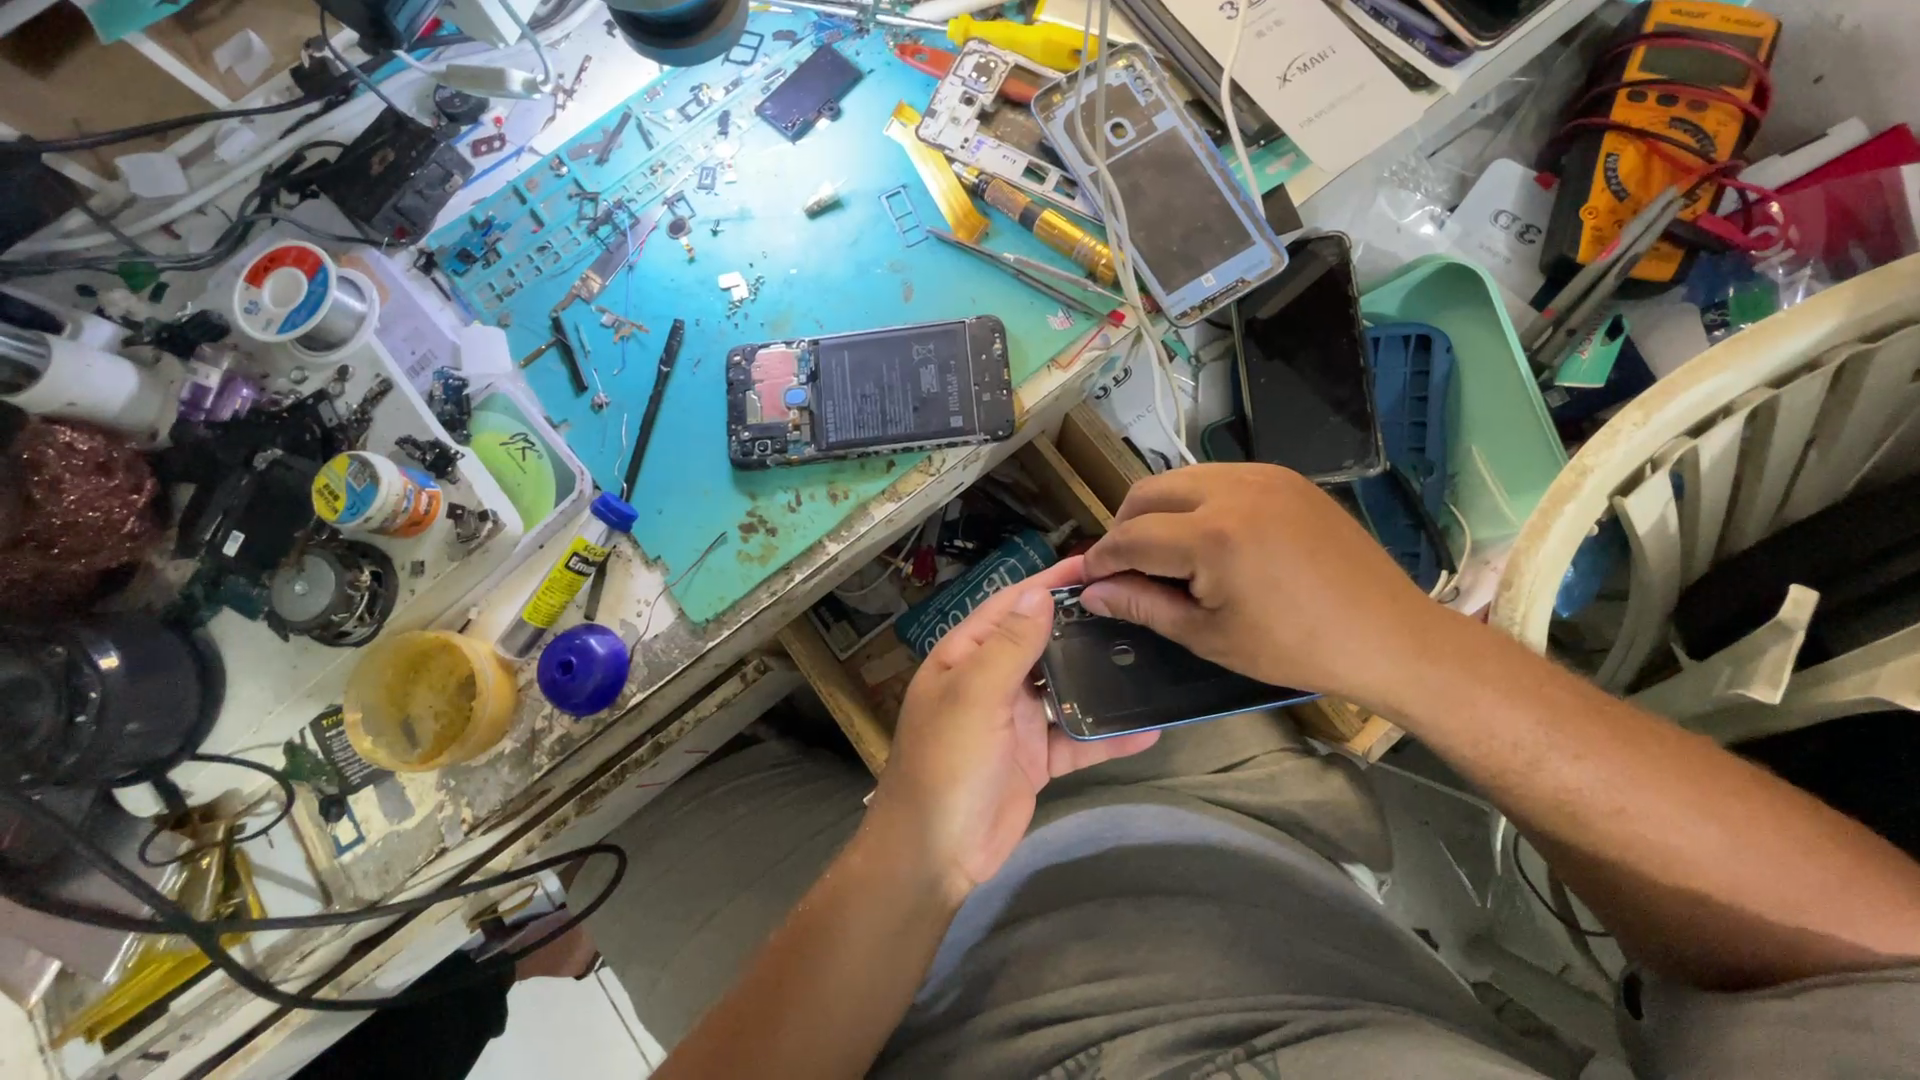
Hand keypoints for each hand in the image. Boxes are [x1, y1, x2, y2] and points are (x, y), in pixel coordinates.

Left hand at [867, 556, 1159, 903]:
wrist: (935, 855)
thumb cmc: (945, 766)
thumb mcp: (974, 697)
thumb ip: (1009, 647)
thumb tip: (1040, 595)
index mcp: (965, 657)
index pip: (1010, 606)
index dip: (1048, 583)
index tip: (1095, 563)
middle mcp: (991, 682)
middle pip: (1042, 643)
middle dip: (1081, 626)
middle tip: (1137, 606)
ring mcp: (1015, 721)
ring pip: (1065, 689)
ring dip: (1099, 678)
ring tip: (1149, 656)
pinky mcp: (1036, 759)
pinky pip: (1077, 739)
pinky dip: (1108, 735)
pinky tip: (1148, 728)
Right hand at [1080, 464, 1441, 708]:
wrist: (1386, 634)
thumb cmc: (1294, 648)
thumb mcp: (1208, 635)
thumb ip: (1142, 605)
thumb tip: (1091, 593)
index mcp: (1212, 535)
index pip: (1130, 537)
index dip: (1101, 560)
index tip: (1086, 580)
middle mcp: (1232, 490)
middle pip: (1146, 493)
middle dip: (1124, 527)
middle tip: (1124, 568)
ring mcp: (1263, 476)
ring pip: (1180, 478)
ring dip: (1157, 510)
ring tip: (1164, 553)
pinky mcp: (1284, 477)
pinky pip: (1218, 476)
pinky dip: (1195, 500)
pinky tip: (1206, 537)